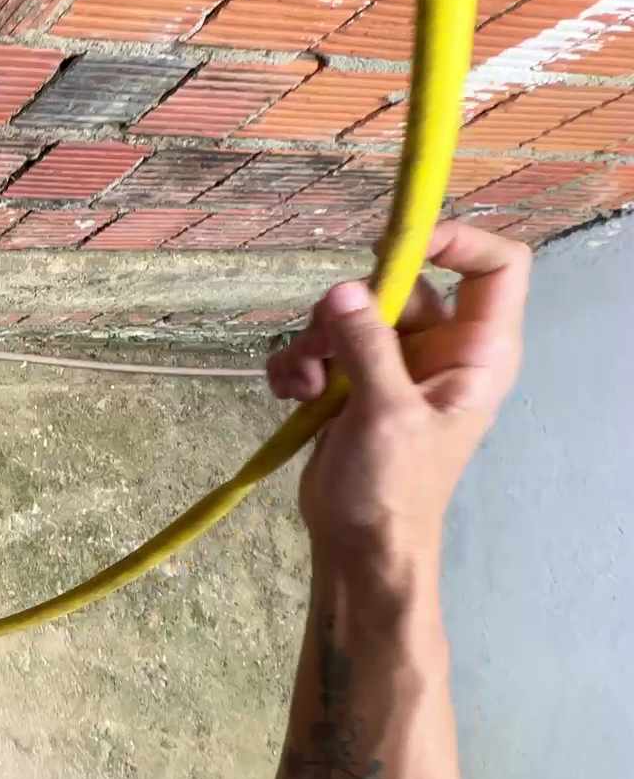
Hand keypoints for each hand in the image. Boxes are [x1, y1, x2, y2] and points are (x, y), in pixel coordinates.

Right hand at [266, 221, 528, 569]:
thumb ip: (366, 348)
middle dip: (342, 319)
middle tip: (318, 356)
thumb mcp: (384, 412)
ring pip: (342, 323)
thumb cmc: (393, 484)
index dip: (452, 243)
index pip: (492, 269)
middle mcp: (435, 351)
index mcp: (477, 351)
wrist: (358, 535)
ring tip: (299, 390)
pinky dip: (293, 369)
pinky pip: (314, 353)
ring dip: (308, 350)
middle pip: (391, 294)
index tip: (389, 245)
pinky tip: (287, 397)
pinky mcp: (346, 387)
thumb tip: (339, 290)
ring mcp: (387, 368)